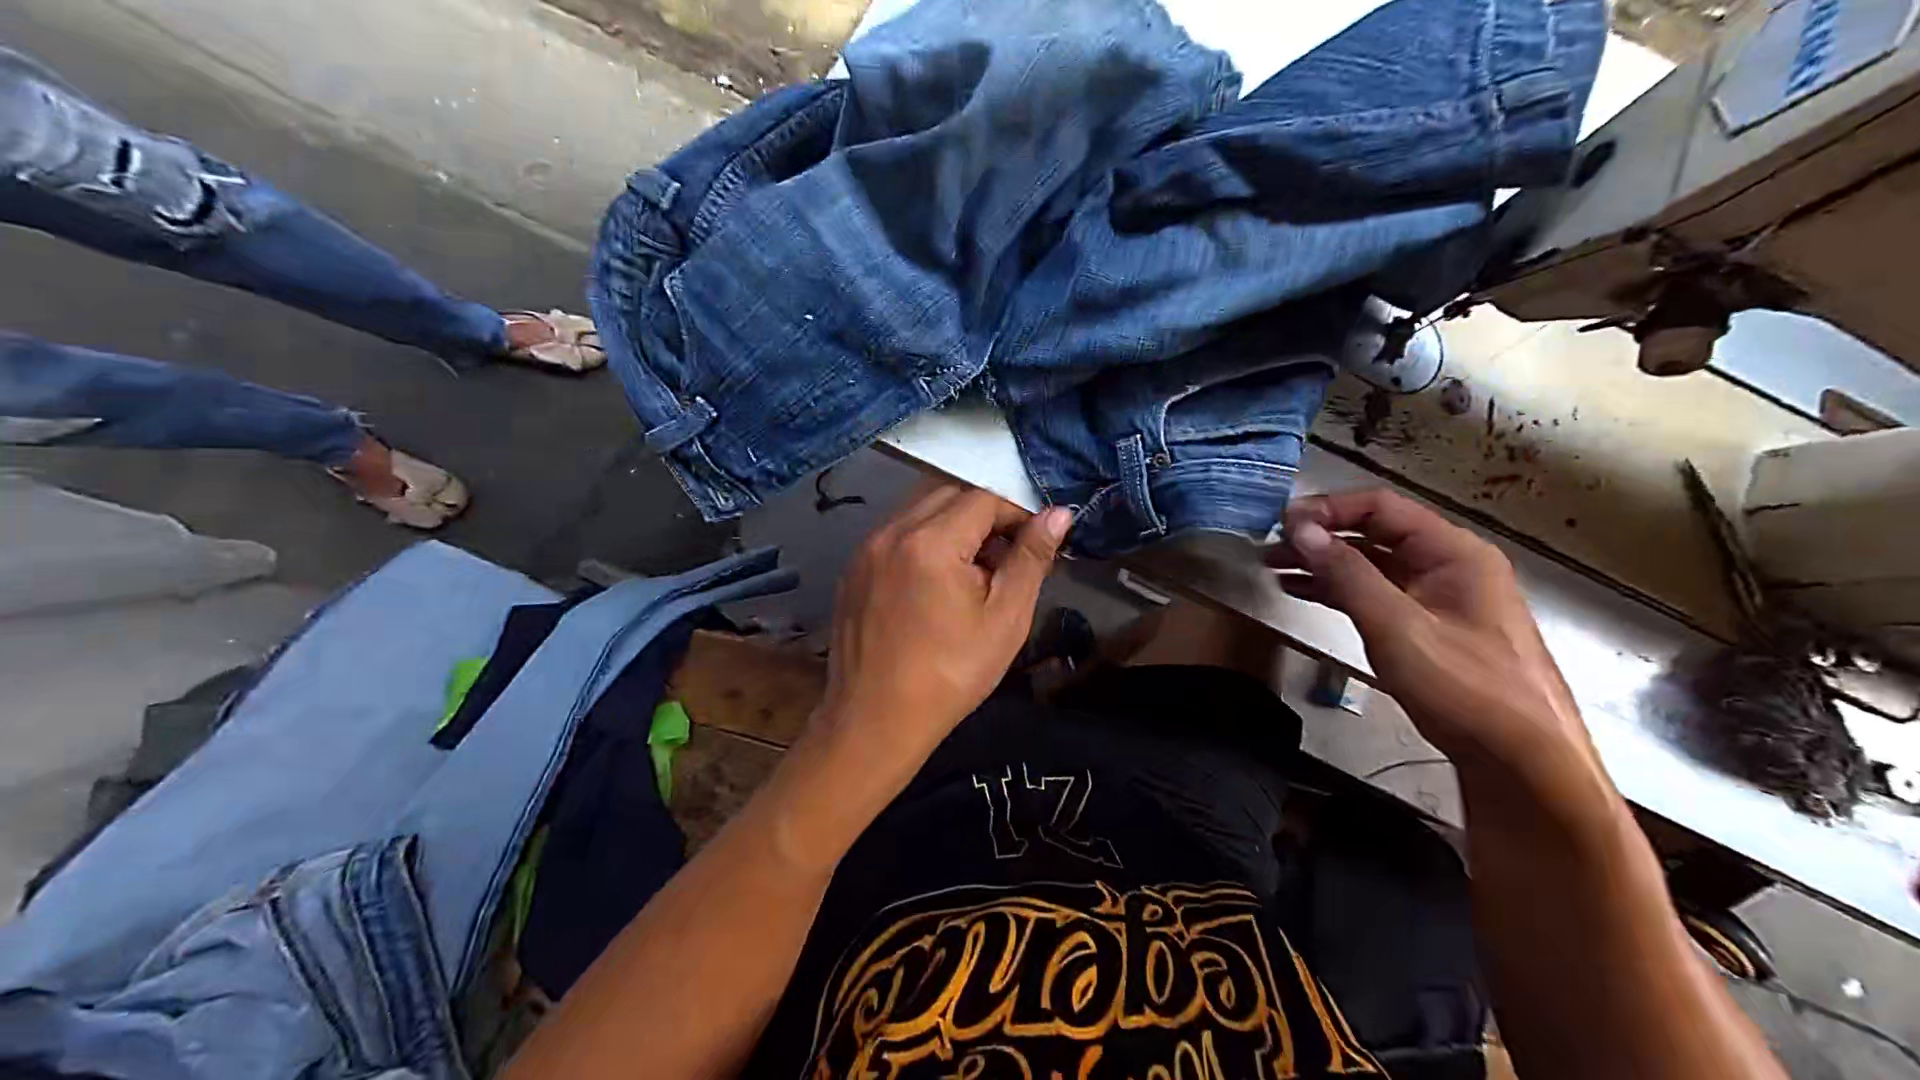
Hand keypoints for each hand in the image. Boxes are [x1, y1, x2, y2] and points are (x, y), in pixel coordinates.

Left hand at [817, 479, 1071, 760]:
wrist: (876, 721)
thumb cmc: (950, 674)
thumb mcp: (1004, 619)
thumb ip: (1031, 559)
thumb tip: (1058, 515)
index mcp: (930, 541)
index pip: (983, 497)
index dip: (1017, 513)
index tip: (1034, 543)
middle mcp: (890, 531)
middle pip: (948, 493)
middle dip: (984, 514)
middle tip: (1006, 557)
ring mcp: (865, 549)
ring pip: (918, 510)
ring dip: (953, 525)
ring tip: (973, 571)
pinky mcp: (852, 569)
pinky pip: (895, 534)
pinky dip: (923, 541)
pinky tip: (935, 584)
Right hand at [1275, 490, 1597, 786]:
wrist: (1521, 760)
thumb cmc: (1465, 687)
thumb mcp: (1397, 626)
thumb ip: (1347, 574)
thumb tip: (1302, 529)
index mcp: (1454, 552)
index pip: (1381, 507)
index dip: (1328, 509)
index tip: (1283, 522)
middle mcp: (1449, 565)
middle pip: (1375, 533)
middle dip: (1320, 538)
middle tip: (1272, 546)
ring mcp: (1440, 596)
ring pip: (1371, 564)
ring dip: (1323, 564)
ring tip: (1276, 568)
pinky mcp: (1429, 626)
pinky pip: (1377, 593)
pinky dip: (1339, 590)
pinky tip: (1304, 592)